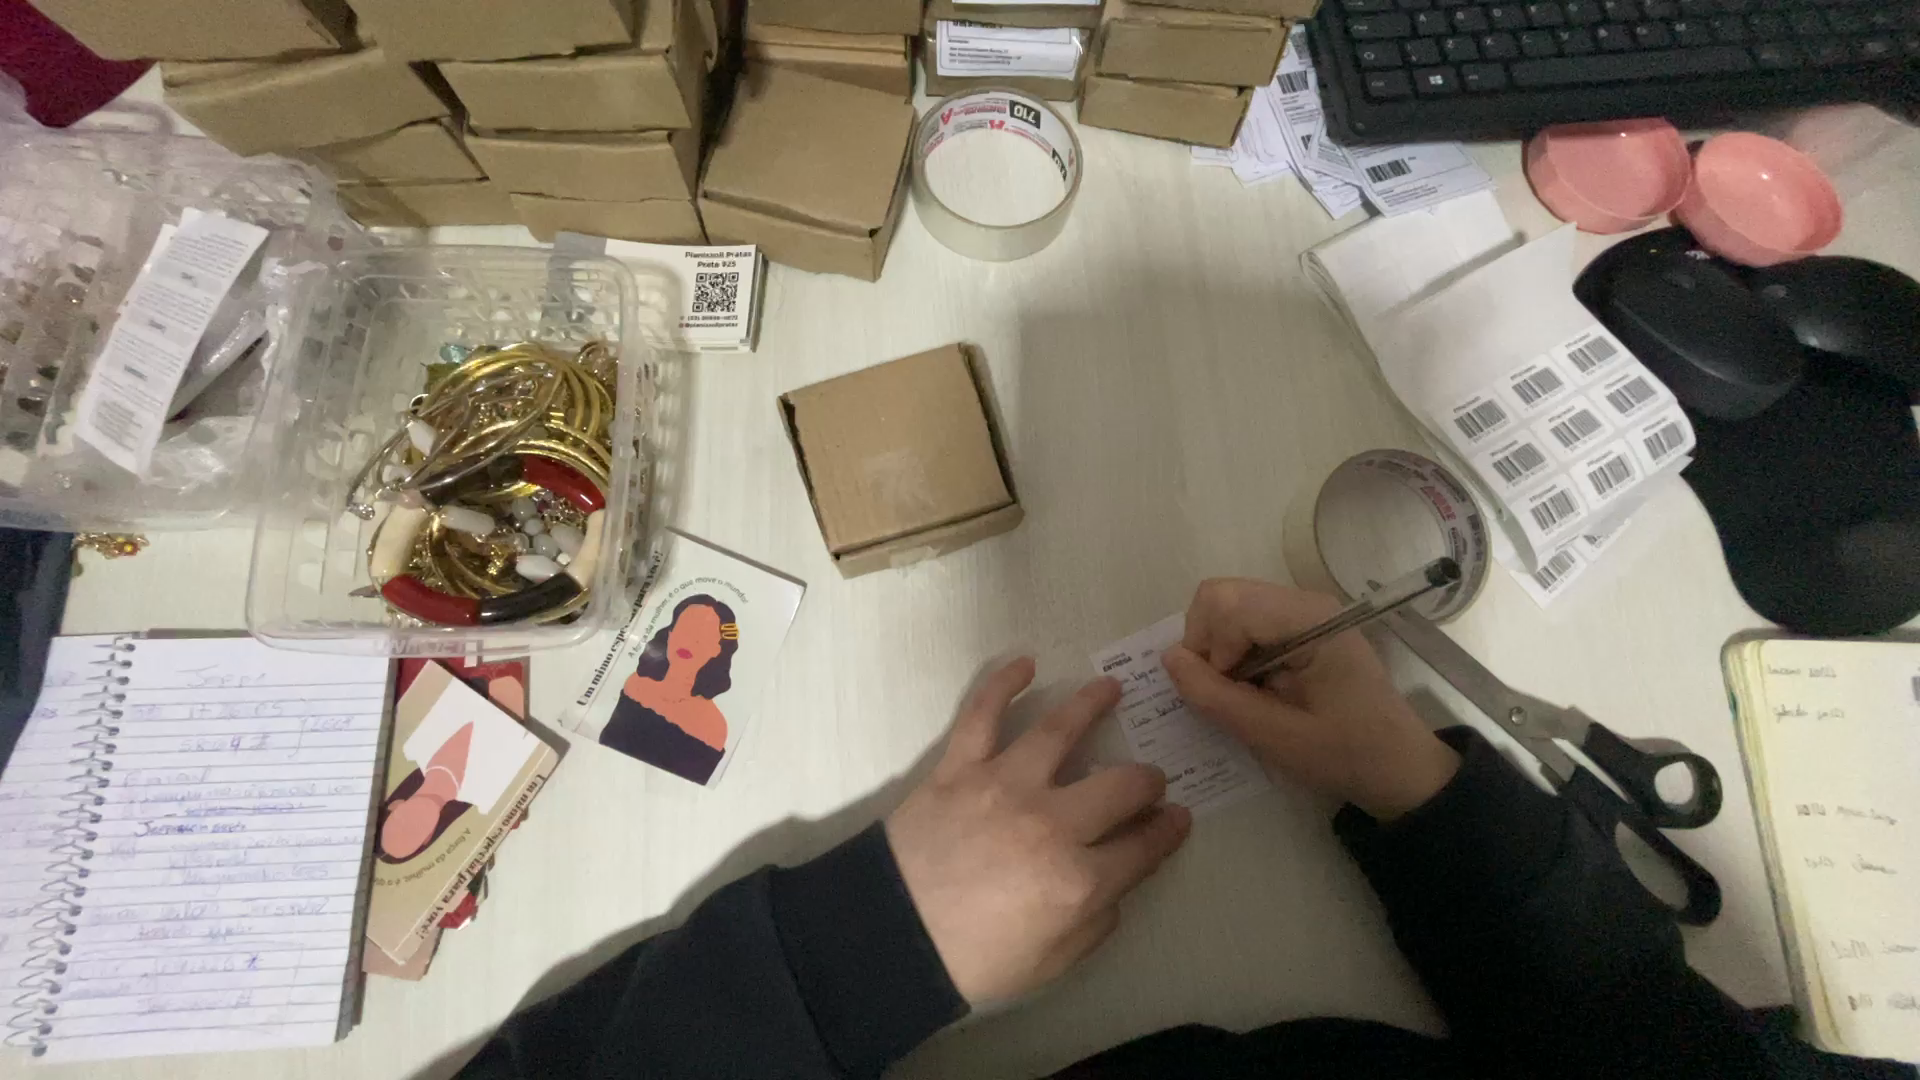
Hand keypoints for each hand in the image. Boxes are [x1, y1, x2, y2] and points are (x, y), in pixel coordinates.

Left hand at [886, 658, 1192, 1006]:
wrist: (890, 935)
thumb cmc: (972, 958)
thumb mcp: (1050, 964)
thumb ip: (1095, 924)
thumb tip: (1115, 884)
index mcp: (1078, 880)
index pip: (1142, 847)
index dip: (1168, 832)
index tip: (1178, 817)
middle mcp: (1051, 822)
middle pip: (1119, 785)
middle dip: (1146, 780)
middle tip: (1150, 776)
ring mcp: (1004, 785)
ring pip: (1058, 731)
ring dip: (1090, 704)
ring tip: (1110, 687)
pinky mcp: (960, 766)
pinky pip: (983, 714)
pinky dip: (1003, 683)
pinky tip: (1026, 664)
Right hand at [1161, 580, 1460, 820]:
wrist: (1400, 770)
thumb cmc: (1346, 755)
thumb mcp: (1276, 738)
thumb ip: (1217, 698)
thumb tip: (1167, 658)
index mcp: (1310, 620)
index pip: (1225, 603)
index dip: (1210, 649)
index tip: (1230, 694)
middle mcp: (1302, 601)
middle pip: (1219, 595)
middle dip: (1205, 643)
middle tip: (1227, 689)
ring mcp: (1298, 610)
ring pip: (1223, 604)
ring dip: (1215, 648)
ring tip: (1241, 688)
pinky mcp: (1293, 624)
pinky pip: (1238, 620)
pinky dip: (1228, 650)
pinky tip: (1252, 683)